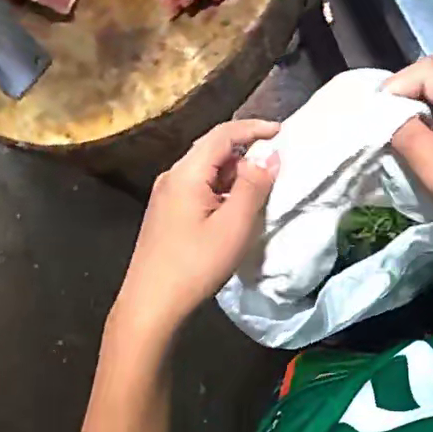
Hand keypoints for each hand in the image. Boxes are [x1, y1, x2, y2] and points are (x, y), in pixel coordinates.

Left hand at [109, 120, 279, 346]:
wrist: (151, 303)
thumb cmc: (195, 264)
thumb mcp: (233, 225)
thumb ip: (253, 186)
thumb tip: (269, 154)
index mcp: (186, 173)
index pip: (222, 134)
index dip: (253, 128)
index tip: (281, 131)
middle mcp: (172, 177)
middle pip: (212, 150)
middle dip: (245, 152)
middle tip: (274, 168)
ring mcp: (165, 196)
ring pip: (205, 171)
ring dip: (233, 174)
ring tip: (259, 192)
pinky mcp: (165, 214)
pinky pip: (197, 188)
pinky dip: (220, 190)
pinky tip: (233, 210)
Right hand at [385, 58, 432, 267]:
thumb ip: (411, 140)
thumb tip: (382, 115)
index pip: (429, 72)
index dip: (396, 88)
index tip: (374, 118)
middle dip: (401, 97)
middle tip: (378, 127)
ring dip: (412, 109)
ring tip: (393, 136)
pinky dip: (426, 120)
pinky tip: (416, 143)